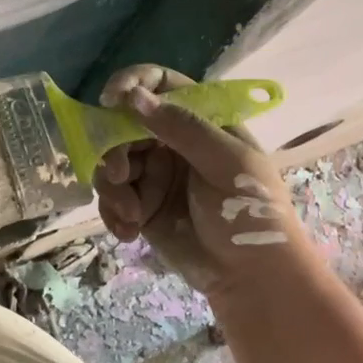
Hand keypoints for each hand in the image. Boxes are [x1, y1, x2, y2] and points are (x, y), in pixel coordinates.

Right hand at [91, 64, 310, 292]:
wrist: (251, 279)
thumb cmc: (250, 213)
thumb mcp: (226, 163)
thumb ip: (181, 127)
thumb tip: (132, 96)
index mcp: (202, 122)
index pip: (161, 85)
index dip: (132, 84)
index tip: (110, 101)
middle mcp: (173, 142)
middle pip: (124, 125)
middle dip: (115, 148)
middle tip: (121, 175)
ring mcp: (155, 175)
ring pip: (112, 162)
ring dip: (113, 187)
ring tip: (131, 213)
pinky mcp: (141, 206)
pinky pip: (111, 197)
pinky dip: (113, 212)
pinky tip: (129, 231)